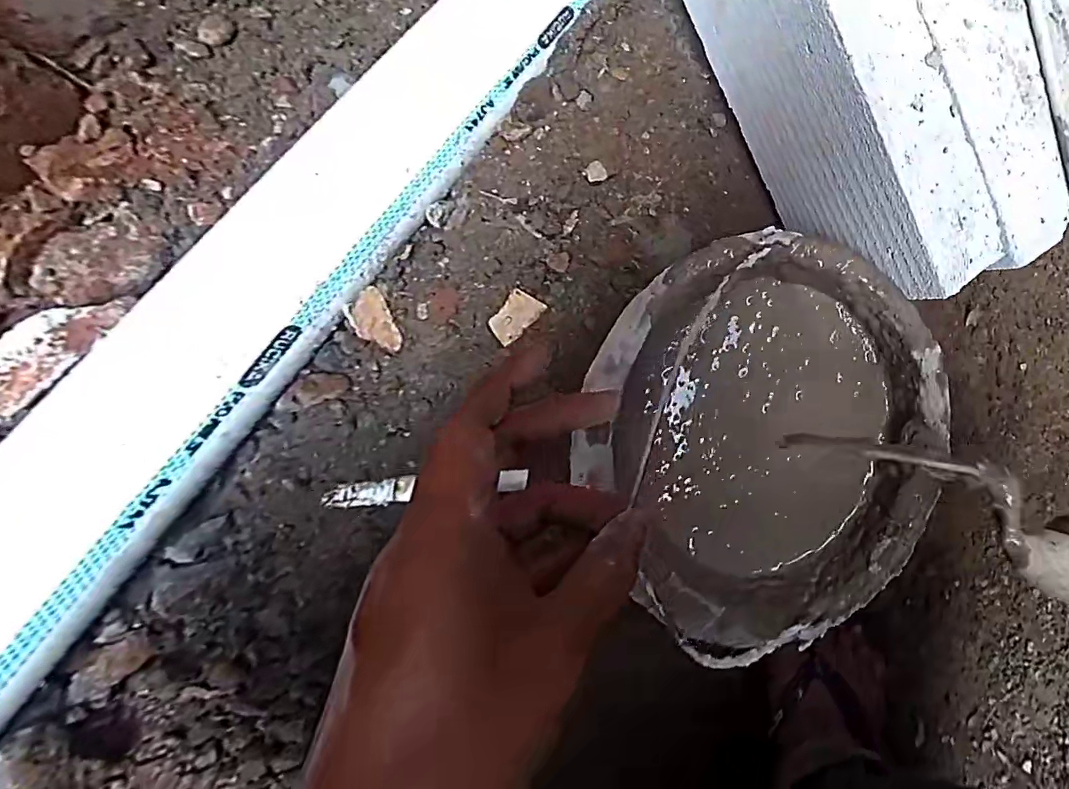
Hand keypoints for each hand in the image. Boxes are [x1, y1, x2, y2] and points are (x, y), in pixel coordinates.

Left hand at [304, 341, 648, 788]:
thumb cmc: (466, 721)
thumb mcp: (554, 642)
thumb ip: (603, 573)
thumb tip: (642, 523)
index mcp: (440, 540)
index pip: (468, 434)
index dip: (506, 382)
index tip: (545, 346)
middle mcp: (426, 551)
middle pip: (488, 465)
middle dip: (551, 436)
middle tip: (611, 416)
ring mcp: (428, 586)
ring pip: (499, 518)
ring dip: (560, 509)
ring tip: (622, 519)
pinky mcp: (435, 619)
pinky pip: (494, 559)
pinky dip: (544, 550)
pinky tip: (592, 563)